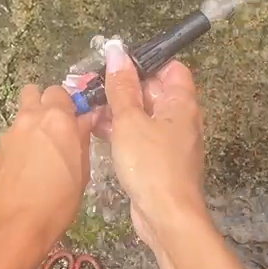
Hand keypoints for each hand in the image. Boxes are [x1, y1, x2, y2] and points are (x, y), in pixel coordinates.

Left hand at [0, 84, 94, 259]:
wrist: (14, 225)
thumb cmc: (57, 202)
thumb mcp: (82, 171)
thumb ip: (82, 139)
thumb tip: (85, 120)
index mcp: (57, 119)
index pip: (63, 91)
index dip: (70, 104)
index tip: (77, 119)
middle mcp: (30, 118)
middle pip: (35, 92)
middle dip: (46, 103)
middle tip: (58, 126)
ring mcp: (10, 133)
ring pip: (22, 113)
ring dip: (32, 122)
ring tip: (43, 150)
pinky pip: (12, 135)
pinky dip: (21, 142)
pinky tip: (28, 166)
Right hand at [98, 40, 207, 250]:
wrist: (165, 215)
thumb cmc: (151, 165)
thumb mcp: (130, 121)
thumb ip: (121, 88)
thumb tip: (116, 53)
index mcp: (181, 103)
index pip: (170, 68)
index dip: (144, 62)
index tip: (114, 64)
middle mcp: (179, 119)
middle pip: (152, 90)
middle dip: (122, 86)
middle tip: (89, 83)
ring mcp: (168, 140)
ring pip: (141, 114)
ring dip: (116, 109)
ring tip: (86, 104)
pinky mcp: (155, 159)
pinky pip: (137, 135)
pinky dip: (119, 130)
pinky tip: (95, 129)